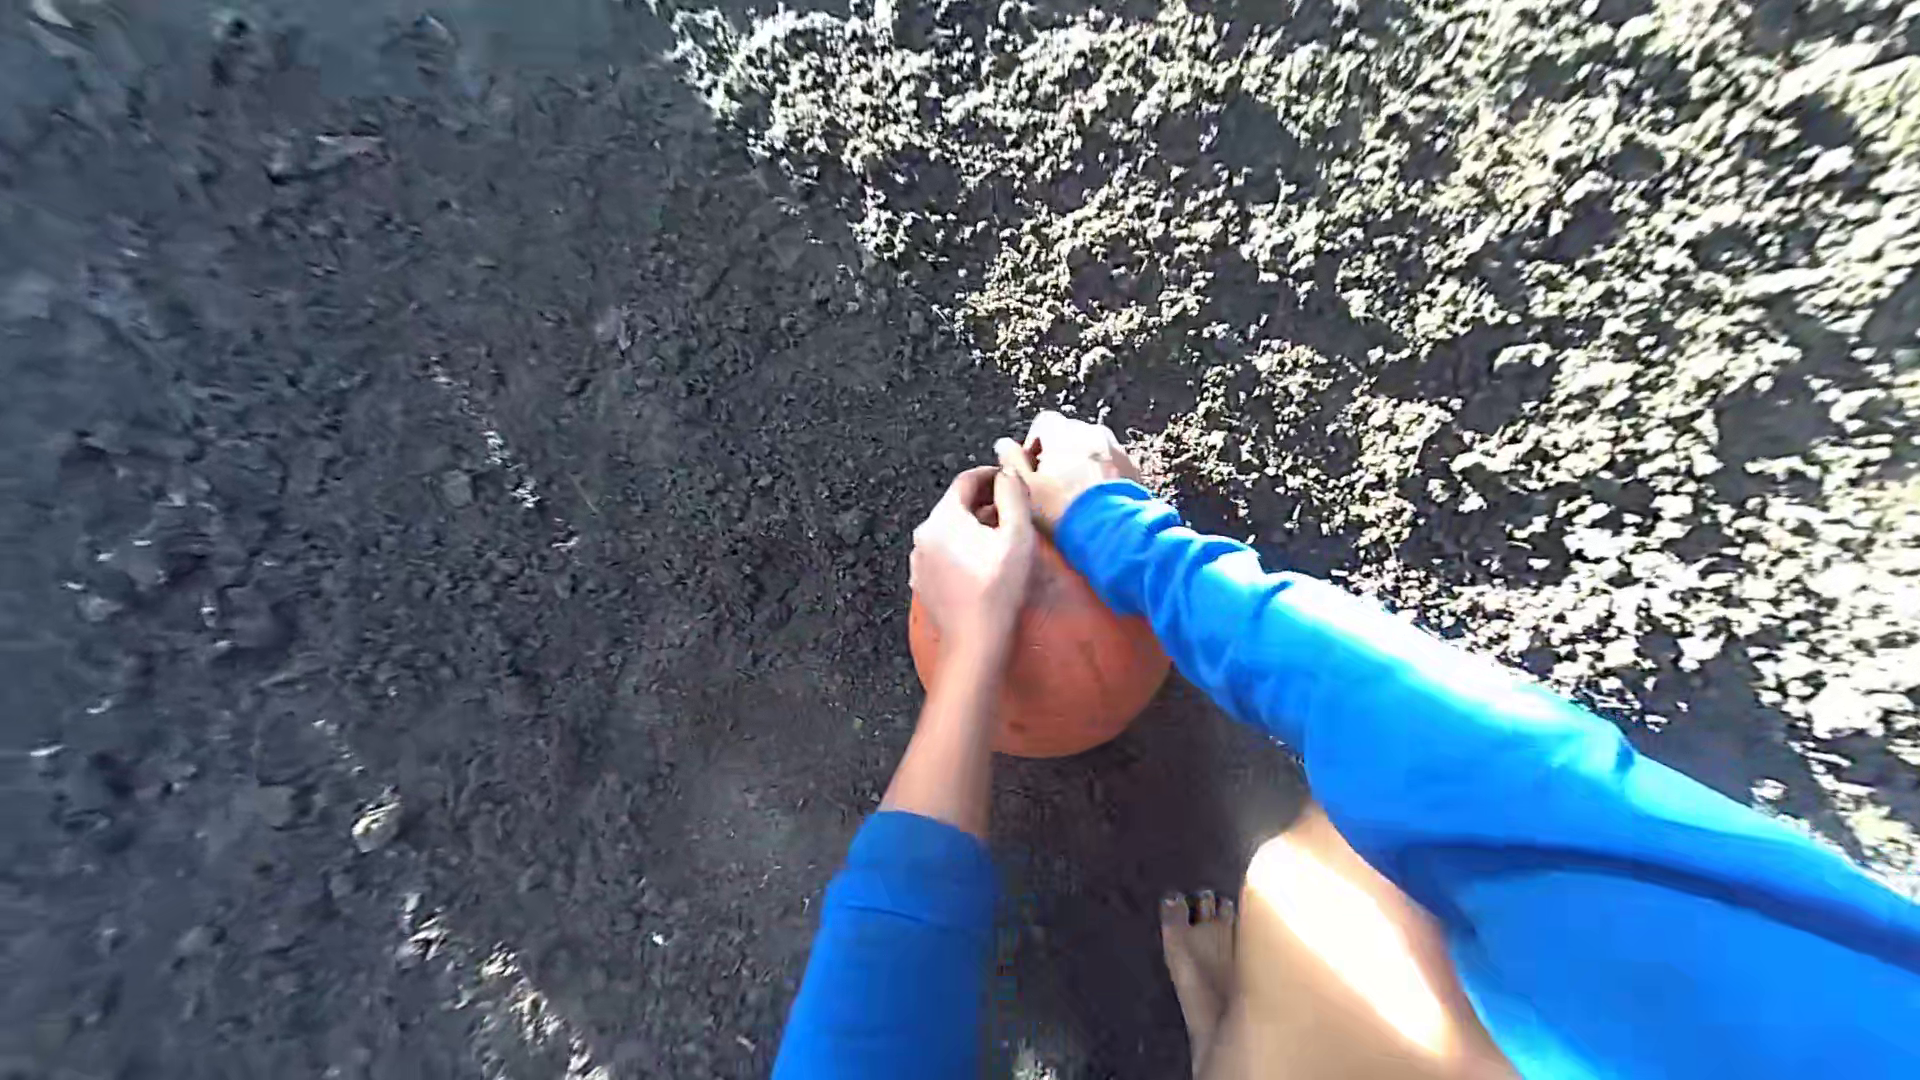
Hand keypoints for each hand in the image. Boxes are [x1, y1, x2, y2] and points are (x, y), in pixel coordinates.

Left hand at [909, 466, 1036, 660]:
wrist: (975, 641)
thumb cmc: (999, 589)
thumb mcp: (1017, 536)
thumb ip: (1013, 496)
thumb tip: (1008, 473)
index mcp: (943, 517)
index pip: (966, 480)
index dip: (992, 475)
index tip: (1011, 480)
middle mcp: (924, 533)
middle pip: (956, 504)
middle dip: (985, 501)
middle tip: (1012, 509)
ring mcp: (920, 558)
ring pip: (950, 529)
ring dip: (975, 525)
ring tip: (1002, 535)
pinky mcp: (923, 579)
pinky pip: (944, 551)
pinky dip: (963, 547)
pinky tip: (983, 560)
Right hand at [993, 410, 1143, 529]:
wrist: (1112, 532)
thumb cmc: (1064, 511)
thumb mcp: (1025, 489)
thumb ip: (1011, 462)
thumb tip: (1003, 446)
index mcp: (1064, 433)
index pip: (1043, 422)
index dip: (1032, 444)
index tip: (1031, 468)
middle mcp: (1092, 433)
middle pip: (1068, 435)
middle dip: (1057, 454)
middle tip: (1049, 485)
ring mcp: (1115, 450)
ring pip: (1090, 449)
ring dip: (1079, 464)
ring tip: (1073, 495)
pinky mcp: (1132, 468)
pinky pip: (1110, 464)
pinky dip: (1100, 475)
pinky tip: (1093, 500)